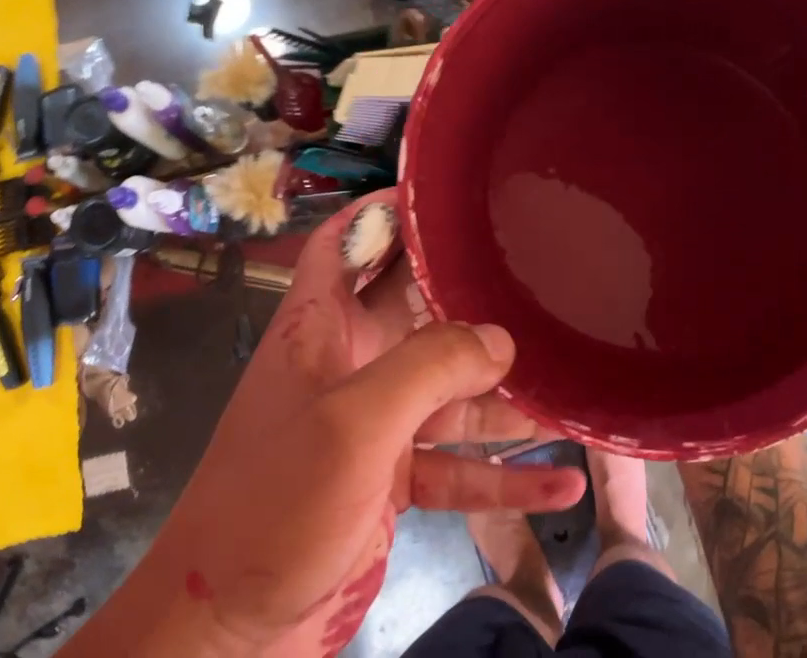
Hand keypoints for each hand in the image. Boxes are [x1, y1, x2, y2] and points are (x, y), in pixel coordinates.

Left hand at [64, 192, 586, 657]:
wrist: (232, 627)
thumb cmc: (276, 503)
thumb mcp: (353, 425)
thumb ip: (428, 368)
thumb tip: (500, 335)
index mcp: (320, 328)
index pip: (346, 244)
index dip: (384, 210)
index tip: (445, 191)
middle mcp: (350, 364)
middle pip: (417, 310)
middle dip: (470, 295)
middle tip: (540, 272)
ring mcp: (376, 425)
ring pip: (451, 392)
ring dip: (506, 394)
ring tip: (574, 382)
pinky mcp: (394, 482)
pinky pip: (459, 468)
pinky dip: (503, 476)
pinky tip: (562, 481)